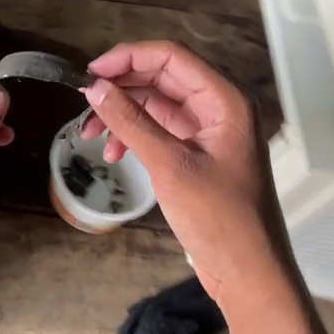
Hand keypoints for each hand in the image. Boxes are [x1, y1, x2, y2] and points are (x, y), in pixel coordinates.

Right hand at [79, 42, 287, 313]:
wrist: (250, 276)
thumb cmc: (219, 219)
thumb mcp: (169, 166)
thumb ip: (131, 121)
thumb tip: (94, 87)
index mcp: (224, 100)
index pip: (171, 56)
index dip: (128, 57)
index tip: (90, 73)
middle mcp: (218, 107)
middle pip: (161, 76)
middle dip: (120, 86)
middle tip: (83, 100)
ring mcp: (208, 130)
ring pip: (155, 102)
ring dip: (121, 112)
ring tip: (89, 132)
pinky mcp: (197, 152)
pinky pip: (158, 127)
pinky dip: (132, 133)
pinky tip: (111, 152)